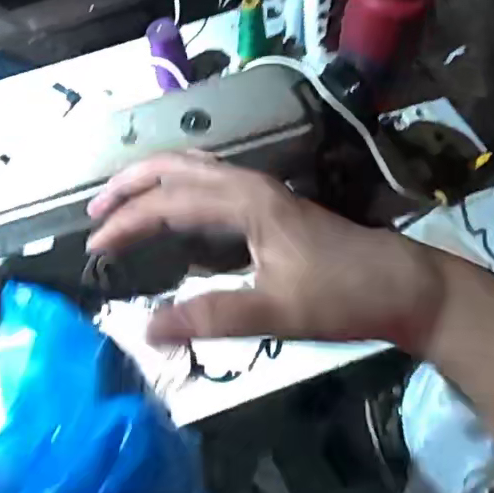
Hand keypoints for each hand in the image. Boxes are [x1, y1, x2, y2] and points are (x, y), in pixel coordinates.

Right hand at [86, 152, 452, 351]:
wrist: (398, 284)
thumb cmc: (342, 294)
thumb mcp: (277, 312)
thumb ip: (212, 315)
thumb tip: (145, 326)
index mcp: (248, 202)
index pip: (171, 201)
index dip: (128, 221)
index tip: (95, 247)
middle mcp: (252, 186)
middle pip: (180, 166)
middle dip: (133, 183)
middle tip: (95, 213)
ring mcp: (265, 193)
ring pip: (199, 170)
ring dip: (157, 182)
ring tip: (123, 206)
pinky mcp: (273, 207)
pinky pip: (214, 184)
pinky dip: (182, 190)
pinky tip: (177, 215)